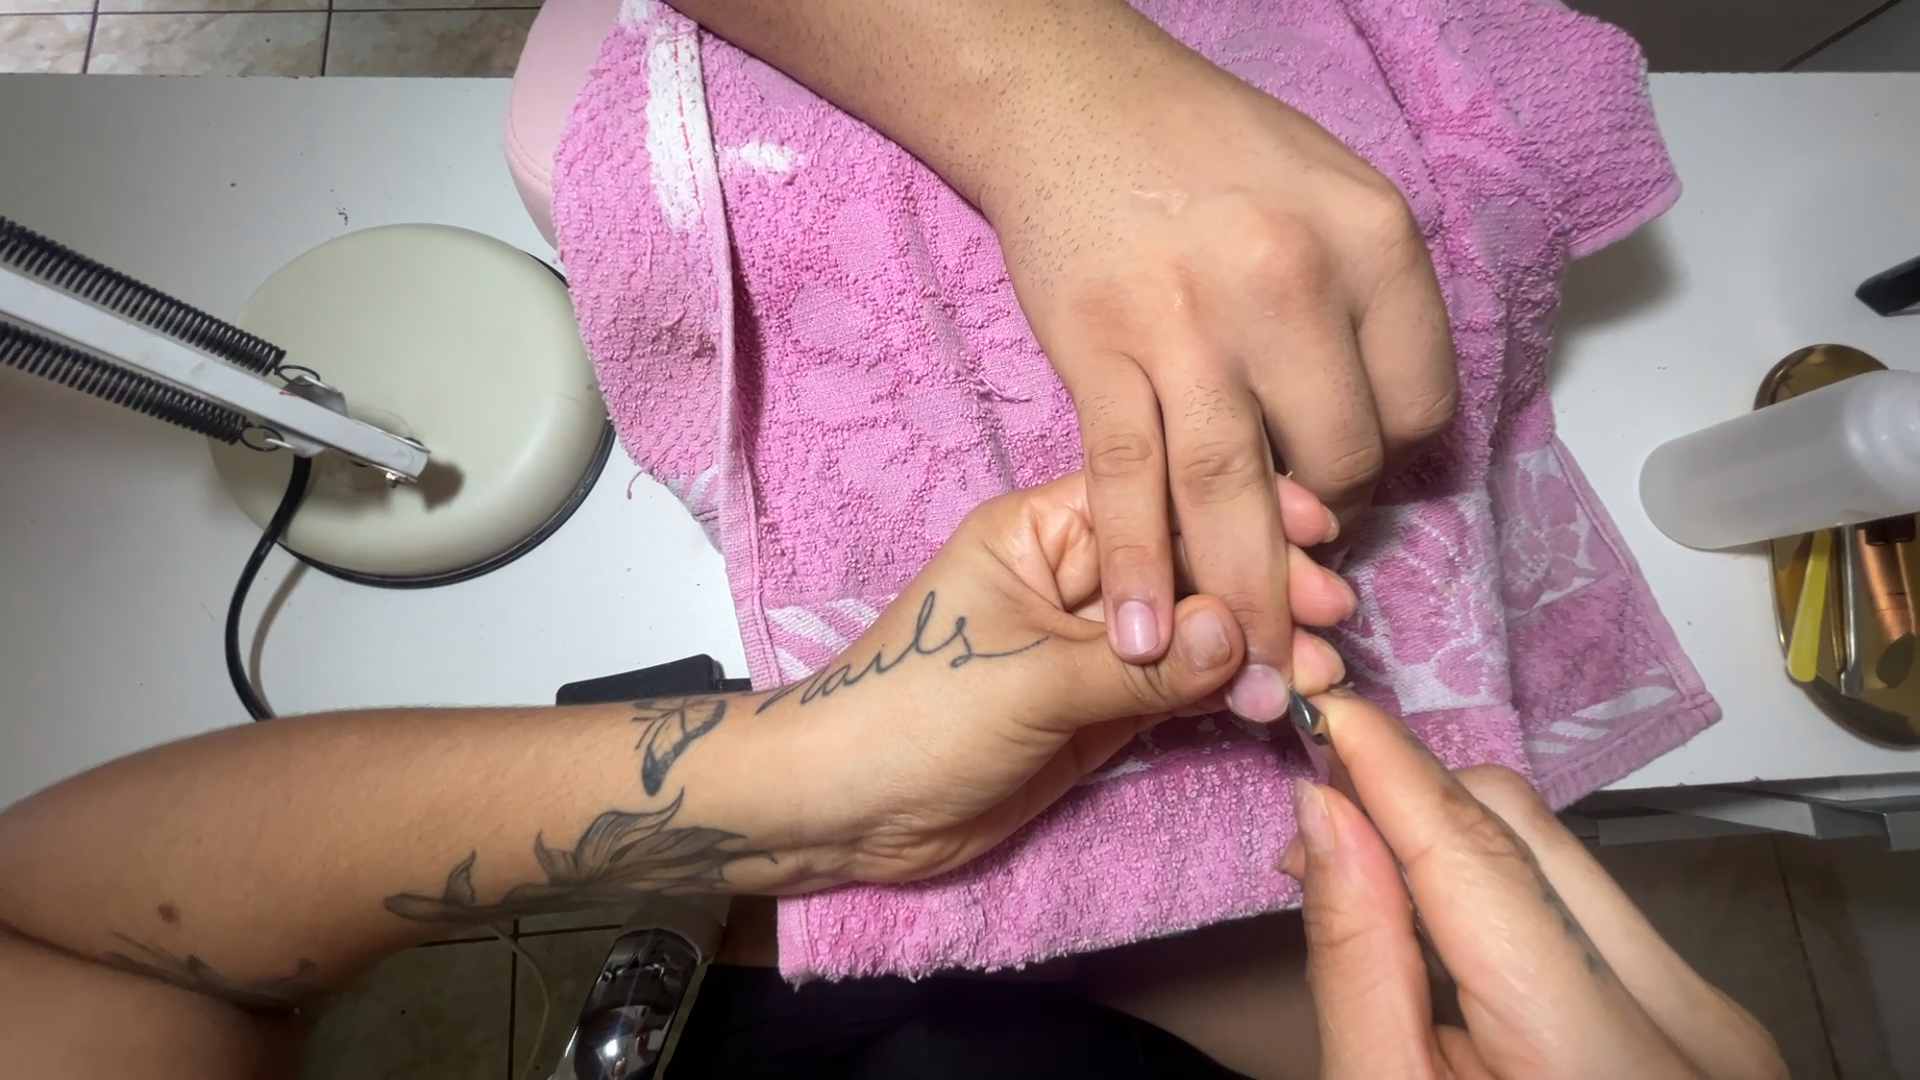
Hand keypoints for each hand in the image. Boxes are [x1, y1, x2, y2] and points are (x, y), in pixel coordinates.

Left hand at [754, 471, 1355, 887]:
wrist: (853, 808)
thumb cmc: (917, 712)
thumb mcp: (1028, 679)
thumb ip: (1137, 665)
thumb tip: (1243, 634)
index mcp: (1040, 532)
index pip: (1150, 501)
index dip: (1230, 513)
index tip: (1316, 531)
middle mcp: (1073, 575)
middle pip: (1179, 565)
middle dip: (1254, 587)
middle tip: (1331, 615)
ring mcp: (1091, 642)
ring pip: (1186, 632)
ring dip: (1252, 647)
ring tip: (1320, 669)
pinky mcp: (1100, 704)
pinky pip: (1173, 688)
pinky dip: (1223, 693)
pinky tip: (1278, 695)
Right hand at [977, 18, 1455, 717]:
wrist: (1071, 109)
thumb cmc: (1202, 149)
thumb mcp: (1329, 188)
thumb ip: (1361, 307)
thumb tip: (1352, 432)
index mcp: (1372, 242)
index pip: (1414, 406)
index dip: (1379, 473)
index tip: (1334, 497)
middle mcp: (1288, 288)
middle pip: (1331, 463)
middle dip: (1314, 556)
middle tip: (1298, 630)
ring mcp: (1186, 329)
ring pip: (1228, 489)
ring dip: (1238, 596)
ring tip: (1240, 679)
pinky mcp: (1099, 359)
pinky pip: (1127, 476)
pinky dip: (1138, 563)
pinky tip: (1140, 635)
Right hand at [1281, 692, 1787, 1079]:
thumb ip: (1353, 950)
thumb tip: (1321, 809)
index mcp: (1605, 1066)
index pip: (1475, 854)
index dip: (1389, 764)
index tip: (1325, 703)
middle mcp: (1695, 1024)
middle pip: (1520, 824)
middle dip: (1403, 789)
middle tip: (1314, 822)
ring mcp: (1720, 1021)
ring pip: (1551, 845)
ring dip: (1437, 826)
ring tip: (1361, 870)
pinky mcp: (1709, 1018)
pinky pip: (1576, 892)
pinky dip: (1485, 871)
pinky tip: (1433, 911)